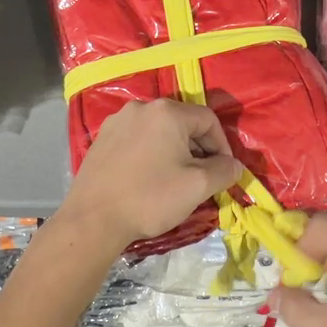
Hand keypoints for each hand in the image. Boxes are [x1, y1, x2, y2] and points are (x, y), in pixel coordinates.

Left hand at [58, 99, 243, 252]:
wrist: (92, 220)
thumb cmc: (150, 198)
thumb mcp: (196, 187)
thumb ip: (223, 171)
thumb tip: (235, 165)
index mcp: (167, 111)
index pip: (208, 120)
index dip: (222, 146)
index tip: (223, 172)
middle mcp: (142, 107)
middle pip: (182, 123)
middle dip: (197, 149)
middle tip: (201, 179)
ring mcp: (118, 121)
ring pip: (159, 131)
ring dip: (173, 152)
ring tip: (175, 181)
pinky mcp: (102, 138)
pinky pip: (137, 139)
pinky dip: (150, 154)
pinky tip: (147, 179)